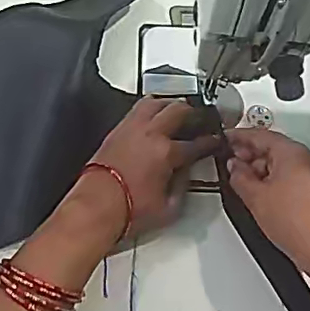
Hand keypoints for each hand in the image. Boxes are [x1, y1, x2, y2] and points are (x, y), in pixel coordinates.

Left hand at [81, 98, 219, 238]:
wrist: (96, 205)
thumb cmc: (126, 208)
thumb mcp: (168, 207)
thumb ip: (182, 186)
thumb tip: (185, 175)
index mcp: (167, 152)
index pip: (196, 143)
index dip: (209, 142)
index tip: (213, 141)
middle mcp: (150, 134)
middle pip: (178, 110)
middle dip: (193, 113)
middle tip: (199, 117)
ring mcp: (132, 129)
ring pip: (155, 102)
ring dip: (169, 104)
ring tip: (176, 109)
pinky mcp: (117, 130)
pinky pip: (136, 109)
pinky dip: (149, 108)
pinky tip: (151, 115)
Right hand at [225, 127, 309, 276]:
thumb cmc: (299, 223)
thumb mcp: (255, 196)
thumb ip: (239, 176)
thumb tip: (235, 168)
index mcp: (292, 152)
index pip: (259, 134)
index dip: (237, 137)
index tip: (225, 140)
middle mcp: (304, 159)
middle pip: (270, 146)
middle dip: (248, 154)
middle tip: (230, 162)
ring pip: (278, 163)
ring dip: (259, 169)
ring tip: (242, 182)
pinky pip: (286, 176)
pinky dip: (270, 181)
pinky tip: (259, 195)